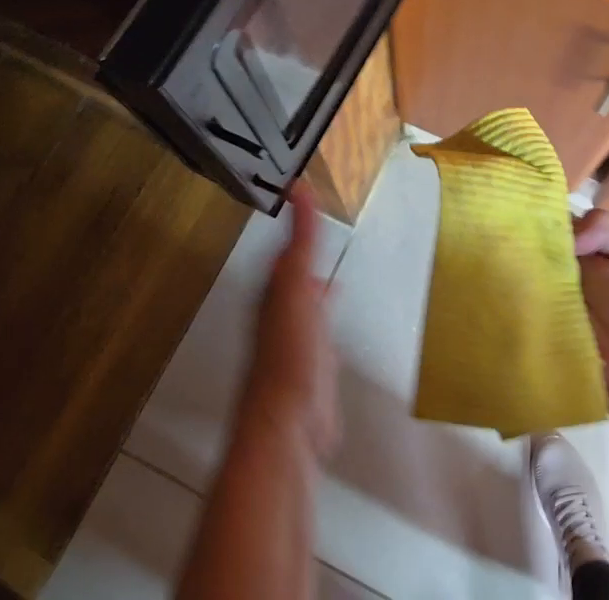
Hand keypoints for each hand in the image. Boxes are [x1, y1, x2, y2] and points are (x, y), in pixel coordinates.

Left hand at [242, 185, 338, 455]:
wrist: (290, 419)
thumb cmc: (290, 351)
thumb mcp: (295, 284)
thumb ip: (300, 239)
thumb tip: (298, 189)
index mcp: (275, 291)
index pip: (285, 249)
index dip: (296, 226)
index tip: (305, 201)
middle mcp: (280, 313)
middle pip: (292, 277)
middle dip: (306, 258)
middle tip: (318, 238)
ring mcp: (295, 341)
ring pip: (305, 304)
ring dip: (316, 288)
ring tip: (329, 278)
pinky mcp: (311, 367)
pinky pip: (318, 333)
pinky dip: (326, 320)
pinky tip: (333, 325)